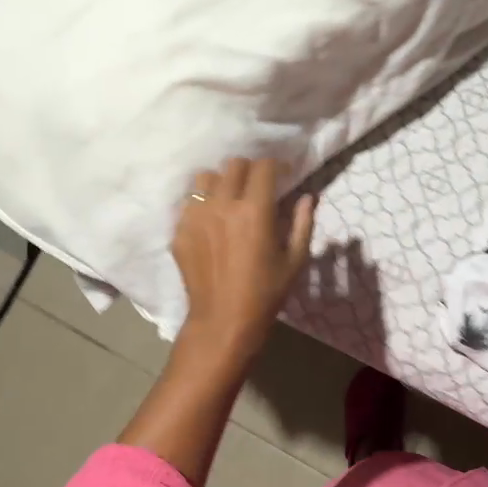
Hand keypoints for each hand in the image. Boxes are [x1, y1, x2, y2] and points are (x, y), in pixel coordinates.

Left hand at [173, 157, 314, 352]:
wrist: (223, 321)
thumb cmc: (266, 292)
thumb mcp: (296, 260)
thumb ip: (303, 223)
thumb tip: (307, 197)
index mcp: (255, 210)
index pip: (264, 166)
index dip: (276, 166)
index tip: (282, 175)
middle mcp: (223, 205)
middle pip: (233, 164)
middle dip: (249, 170)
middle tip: (256, 186)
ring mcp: (196, 216)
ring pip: (205, 178)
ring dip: (221, 183)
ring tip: (229, 199)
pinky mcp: (180, 231)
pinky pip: (190, 204)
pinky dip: (203, 205)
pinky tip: (212, 223)